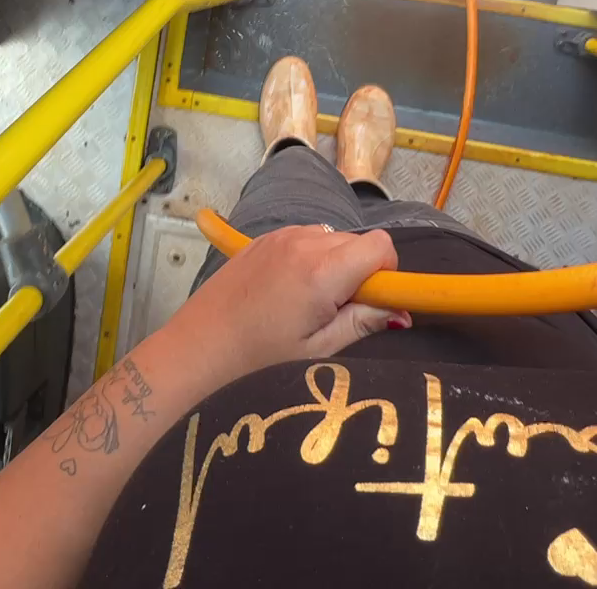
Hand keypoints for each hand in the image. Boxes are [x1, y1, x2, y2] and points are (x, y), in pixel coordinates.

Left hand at [161, 224, 408, 381]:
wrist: (196, 351)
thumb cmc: (256, 361)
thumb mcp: (318, 352)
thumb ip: (363, 323)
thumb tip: (401, 309)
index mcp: (322, 269)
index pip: (382, 246)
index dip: (387, 275)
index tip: (372, 305)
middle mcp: (304, 241)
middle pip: (358, 242)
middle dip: (361, 273)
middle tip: (337, 313)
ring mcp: (281, 235)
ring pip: (333, 238)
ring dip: (336, 264)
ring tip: (310, 304)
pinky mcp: (263, 238)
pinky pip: (306, 238)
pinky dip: (312, 258)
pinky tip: (290, 292)